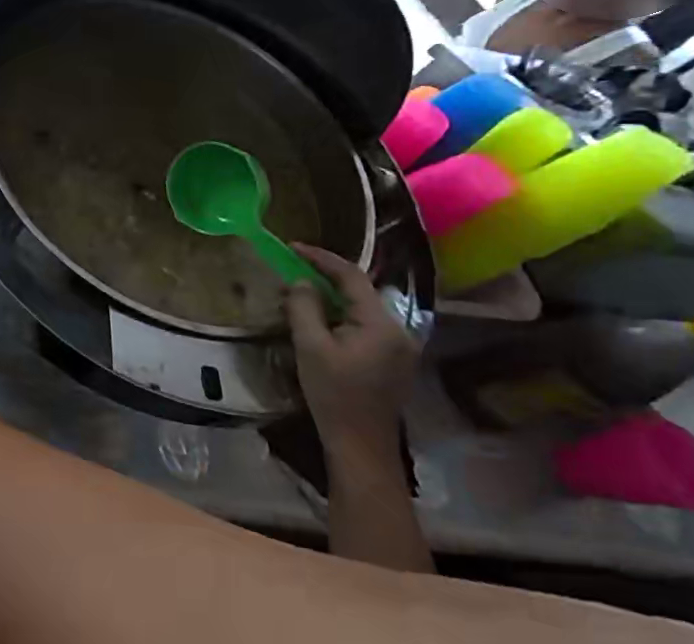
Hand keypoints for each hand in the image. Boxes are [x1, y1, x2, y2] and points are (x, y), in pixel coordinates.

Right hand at [285, 244, 420, 452]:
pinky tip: (321, 322)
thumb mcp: (310, 347)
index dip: (321, 258)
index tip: (293, 247)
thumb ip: (304, 307)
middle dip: (324, 278)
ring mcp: (400, 346)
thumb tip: (301, 282)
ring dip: (332, 298)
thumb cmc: (334, 396)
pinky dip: (342, 317)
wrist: (361, 447)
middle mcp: (398, 329)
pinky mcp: (395, 360)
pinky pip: (366, 325)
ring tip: (301, 295)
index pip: (351, 276)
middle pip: (359, 291)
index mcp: (381, 323)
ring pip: (361, 308)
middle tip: (292, 272)